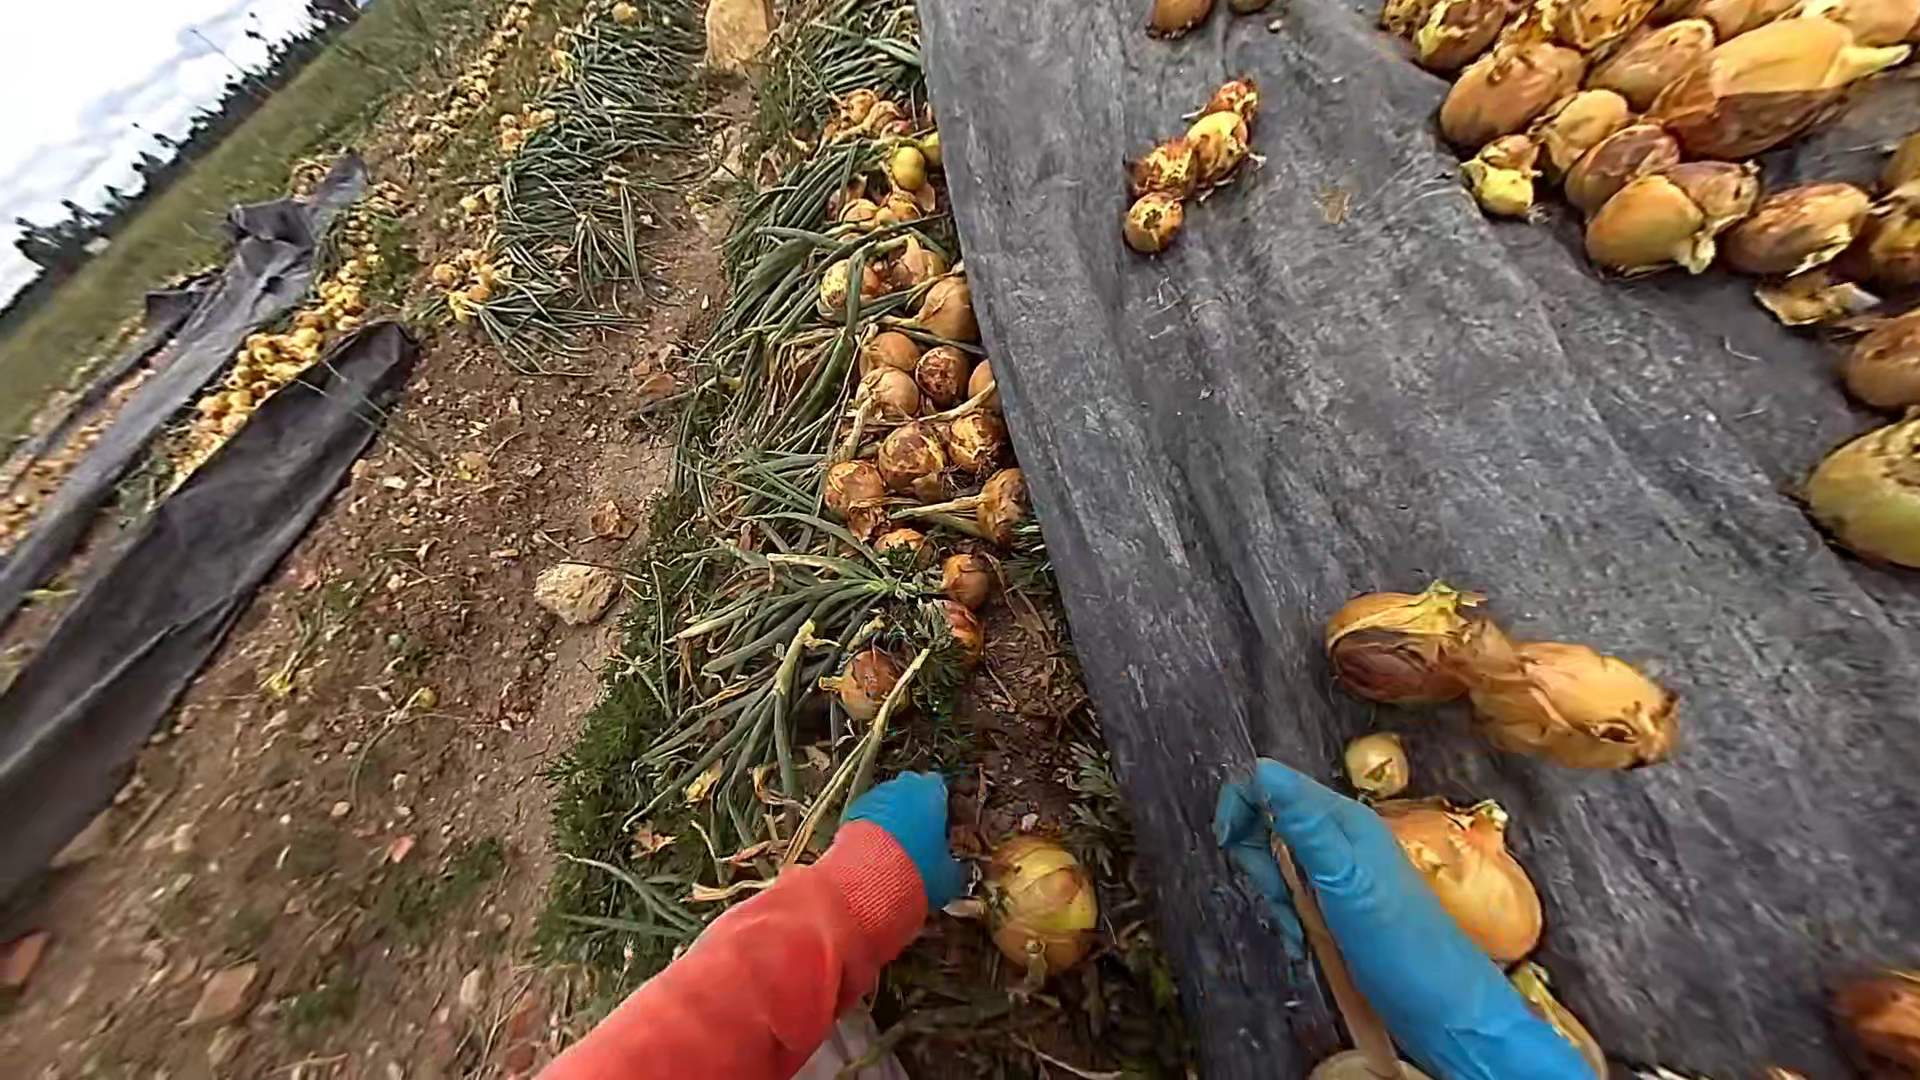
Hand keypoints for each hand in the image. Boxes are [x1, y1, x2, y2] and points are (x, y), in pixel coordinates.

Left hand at [845, 771, 962, 909]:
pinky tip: (875, 853)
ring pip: (890, 801)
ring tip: (895, 851)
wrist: (868, 880)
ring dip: (893, 819)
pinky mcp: (854, 809)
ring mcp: (877, 795)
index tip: (943, 830)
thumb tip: (956, 870)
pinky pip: (870, 814)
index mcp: (931, 792)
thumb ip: (955, 867)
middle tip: (920, 839)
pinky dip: (873, 828)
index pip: (941, 788)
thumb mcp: (947, 876)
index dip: (942, 808)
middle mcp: (904, 786)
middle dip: (916, 809)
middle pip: (913, 790)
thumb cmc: (915, 870)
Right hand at [1215, 760, 1593, 1079]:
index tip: (1229, 844)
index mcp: (1337, 816)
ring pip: (1273, 857)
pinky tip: (1301, 940)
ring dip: (1272, 892)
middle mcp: (1334, 832)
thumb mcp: (1344, 879)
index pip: (1267, 781)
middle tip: (1276, 897)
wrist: (1453, 1020)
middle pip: (1264, 818)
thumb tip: (1261, 767)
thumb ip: (1302, 822)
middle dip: (1256, 858)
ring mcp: (1335, 865)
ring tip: (1295, 928)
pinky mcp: (1335, 898)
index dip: (1239, 805)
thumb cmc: (1402, 947)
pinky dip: (1286, 912)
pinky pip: (1290, 889)